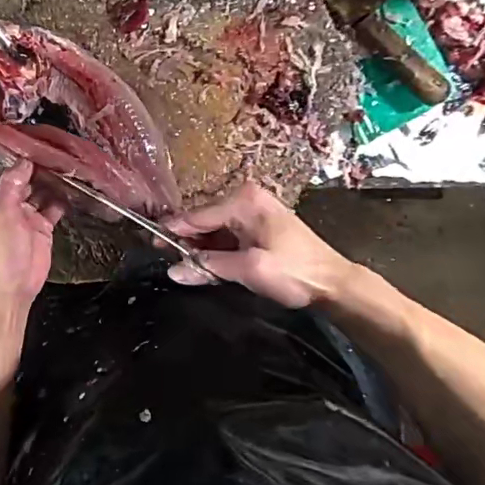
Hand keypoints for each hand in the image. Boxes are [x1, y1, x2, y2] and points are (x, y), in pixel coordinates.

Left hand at [0, 160, 62, 315]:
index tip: (37, 148)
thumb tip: (24, 162)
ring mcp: (24, 216)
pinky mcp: (41, 228)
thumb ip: (12, 184)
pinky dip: (61, 199)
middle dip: (38, 170)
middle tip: (58, 154)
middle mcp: (5, 205)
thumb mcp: (1, 212)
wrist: (13, 286)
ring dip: (51, 183)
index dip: (18, 162)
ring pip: (39, 192)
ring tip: (68, 167)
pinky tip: (72, 188)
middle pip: (23, 181)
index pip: (3, 174)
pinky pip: (53, 208)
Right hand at [162, 183, 355, 308]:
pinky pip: (228, 237)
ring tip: (184, 267)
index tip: (150, 243)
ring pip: (215, 231)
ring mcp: (255, 214)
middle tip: (166, 260)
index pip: (197, 215)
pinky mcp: (260, 229)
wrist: (334, 283)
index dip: (173, 231)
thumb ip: (208, 266)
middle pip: (204, 221)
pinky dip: (216, 251)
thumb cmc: (295, 272)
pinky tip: (206, 267)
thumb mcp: (248, 269)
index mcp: (245, 202)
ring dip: (201, 249)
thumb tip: (174, 270)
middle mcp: (248, 200)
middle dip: (186, 242)